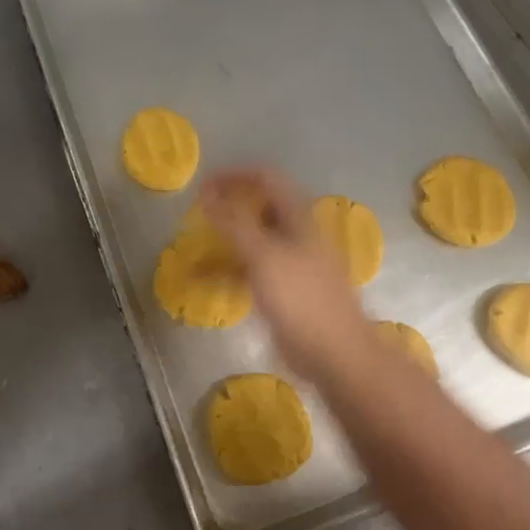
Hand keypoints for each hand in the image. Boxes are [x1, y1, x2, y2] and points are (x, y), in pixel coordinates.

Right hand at [198, 169, 371, 379]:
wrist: (335, 354)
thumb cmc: (301, 298)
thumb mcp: (263, 256)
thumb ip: (234, 223)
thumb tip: (207, 195)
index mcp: (297, 216)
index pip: (266, 177)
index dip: (235, 175)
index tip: (203, 185)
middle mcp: (294, 233)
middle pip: (258, 206)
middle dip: (226, 206)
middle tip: (197, 214)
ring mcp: (289, 262)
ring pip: (251, 240)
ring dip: (223, 239)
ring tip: (194, 245)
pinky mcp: (282, 290)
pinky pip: (249, 271)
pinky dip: (226, 271)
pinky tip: (201, 281)